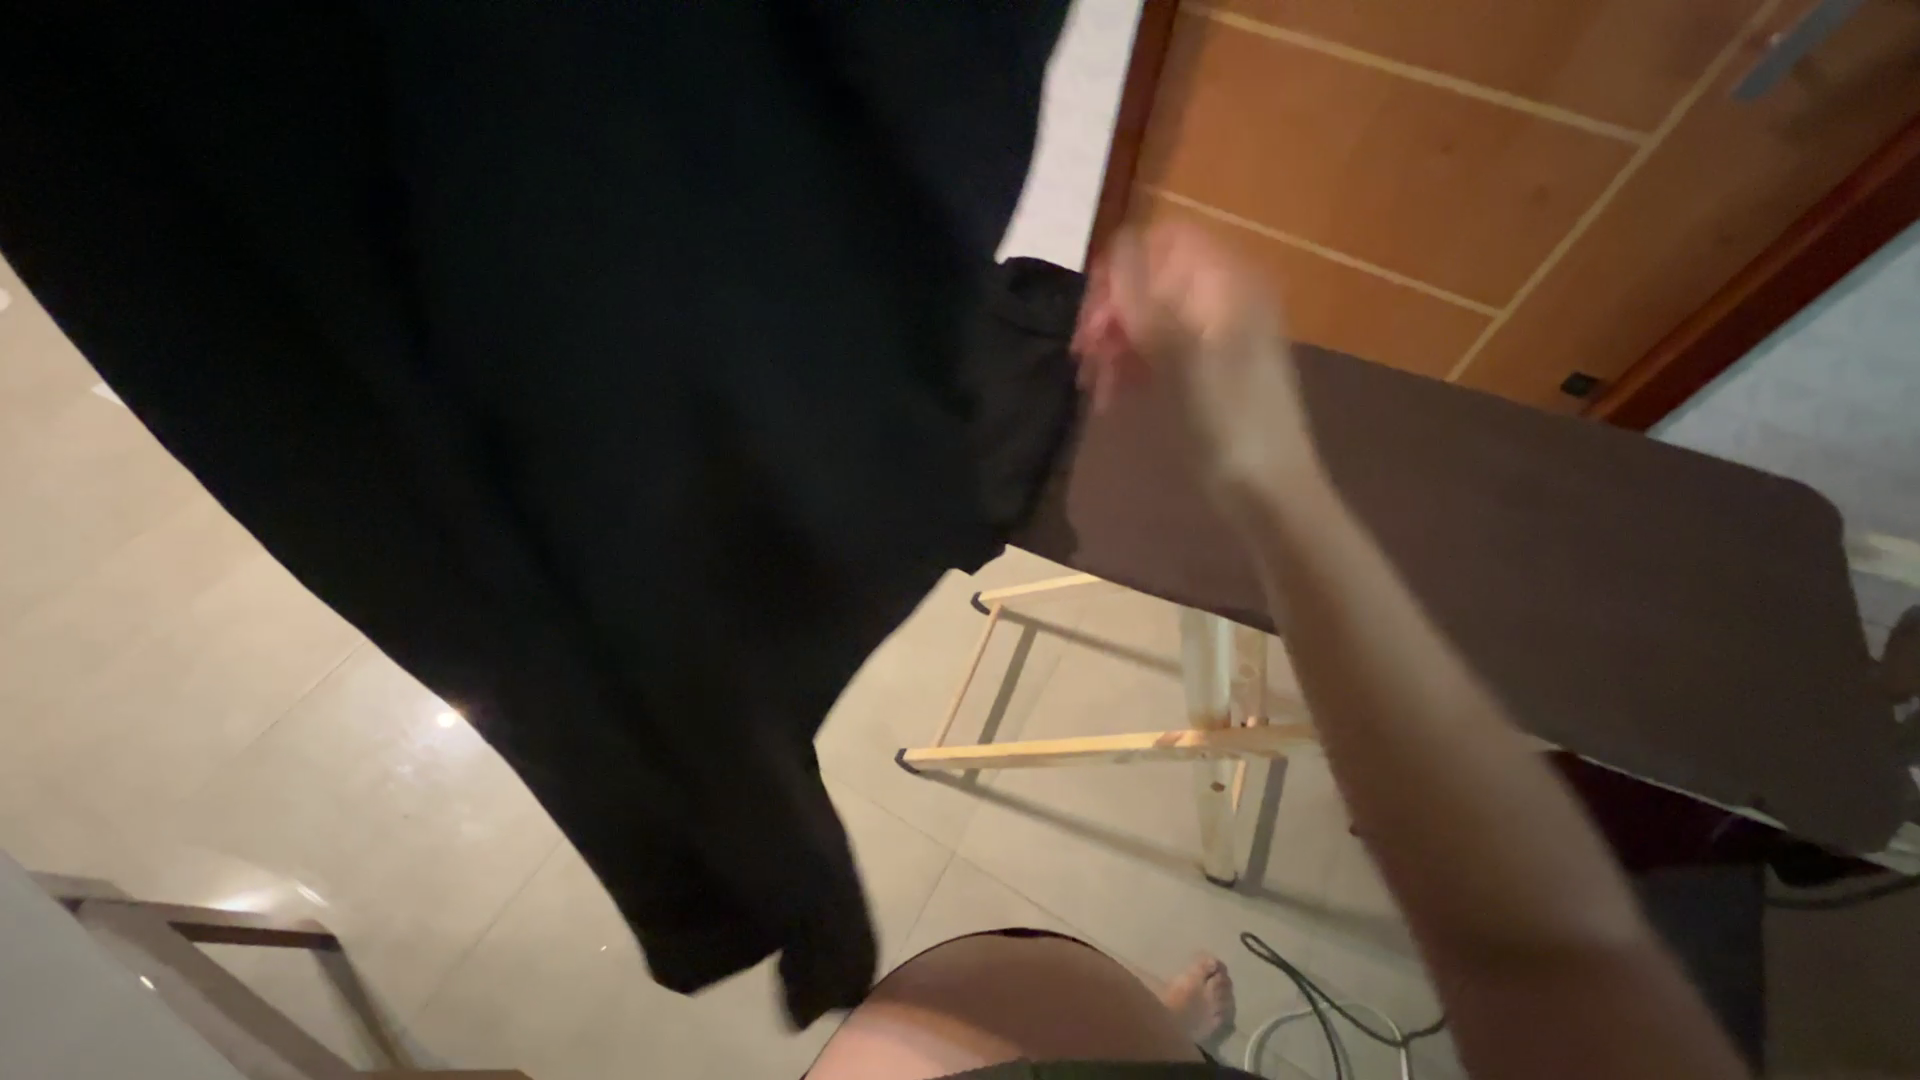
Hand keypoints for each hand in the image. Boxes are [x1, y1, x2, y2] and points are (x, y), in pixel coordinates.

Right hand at [1073, 223, 1318, 492]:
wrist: (1267, 492)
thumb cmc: (1226, 422)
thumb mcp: (1178, 355)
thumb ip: (1143, 298)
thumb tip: (1119, 245)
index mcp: (1229, 286)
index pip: (1167, 244)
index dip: (1124, 271)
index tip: (1092, 314)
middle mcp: (1224, 303)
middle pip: (1154, 284)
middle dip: (1113, 315)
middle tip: (1083, 356)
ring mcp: (1216, 341)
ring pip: (1151, 322)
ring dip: (1116, 347)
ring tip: (1093, 388)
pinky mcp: (1204, 376)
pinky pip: (1160, 355)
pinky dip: (1132, 370)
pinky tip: (1110, 399)